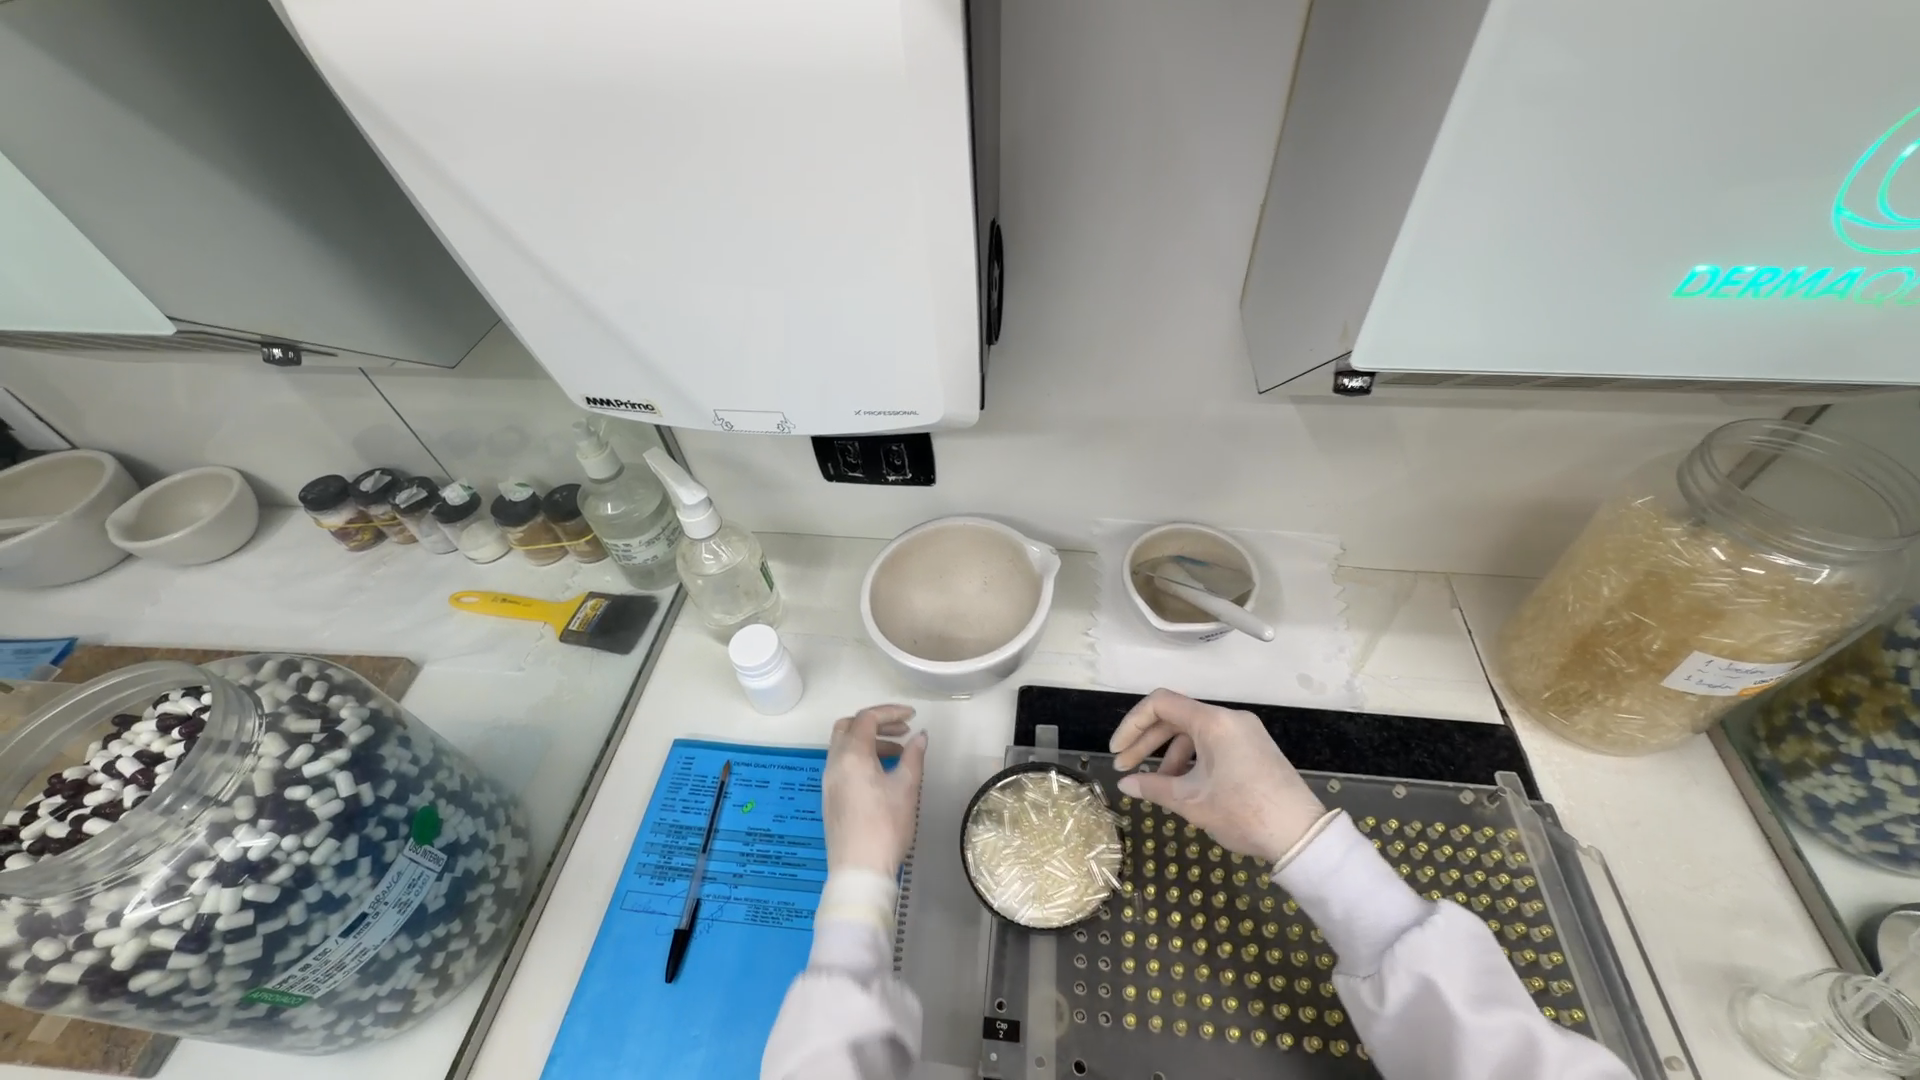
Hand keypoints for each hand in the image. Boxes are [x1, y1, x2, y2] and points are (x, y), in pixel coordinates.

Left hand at [823, 704, 927, 874]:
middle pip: (848, 727)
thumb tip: (920, 736)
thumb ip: (913, 756)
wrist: (859, 870)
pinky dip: (861, 758)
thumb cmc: (885, 825)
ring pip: (844, 746)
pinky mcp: (830, 798)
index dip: (891, 712)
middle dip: (876, 723)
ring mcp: (829, 782)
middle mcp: (834, 763)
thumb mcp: (906, 787)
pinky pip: (843, 764)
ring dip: (870, 741)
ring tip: (898, 754)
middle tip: (902, 731)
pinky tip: (882, 774)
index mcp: (851, 755)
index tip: (913, 717)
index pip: (867, 718)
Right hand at [1108, 689, 1326, 863]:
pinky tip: (1183, 786)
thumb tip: (1125, 784)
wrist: (1302, 836)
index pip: (1160, 704)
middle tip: (1125, 769)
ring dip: (1168, 755)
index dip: (1132, 725)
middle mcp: (1229, 718)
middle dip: (1145, 743)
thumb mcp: (1191, 802)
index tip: (1118, 752)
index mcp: (1213, 722)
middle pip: (1174, 718)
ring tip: (1157, 786)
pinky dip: (1192, 760)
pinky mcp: (1253, 748)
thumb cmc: (1244, 812)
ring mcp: (1244, 732)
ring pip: (1193, 733)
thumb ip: (1153, 788)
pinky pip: (1212, 744)